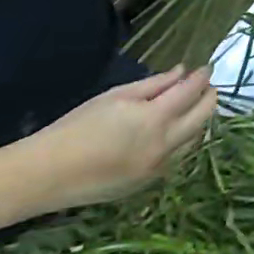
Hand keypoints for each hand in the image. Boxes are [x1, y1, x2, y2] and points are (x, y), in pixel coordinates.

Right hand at [12, 67, 215, 212]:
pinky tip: (175, 131)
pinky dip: (182, 141)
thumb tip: (181, 72)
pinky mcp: (146, 185)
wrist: (44, 176)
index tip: (206, 68)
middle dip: (209, 98)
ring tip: (193, 106)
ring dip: (198, 121)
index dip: (201, 78)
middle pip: (202, 118)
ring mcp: (157, 169)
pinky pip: (175, 158)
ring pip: (193, 140)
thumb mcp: (116, 96)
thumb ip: (154, 85)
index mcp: (155, 120)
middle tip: (207, 85)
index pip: (190, 93)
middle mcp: (163, 145)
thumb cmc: (76, 127)